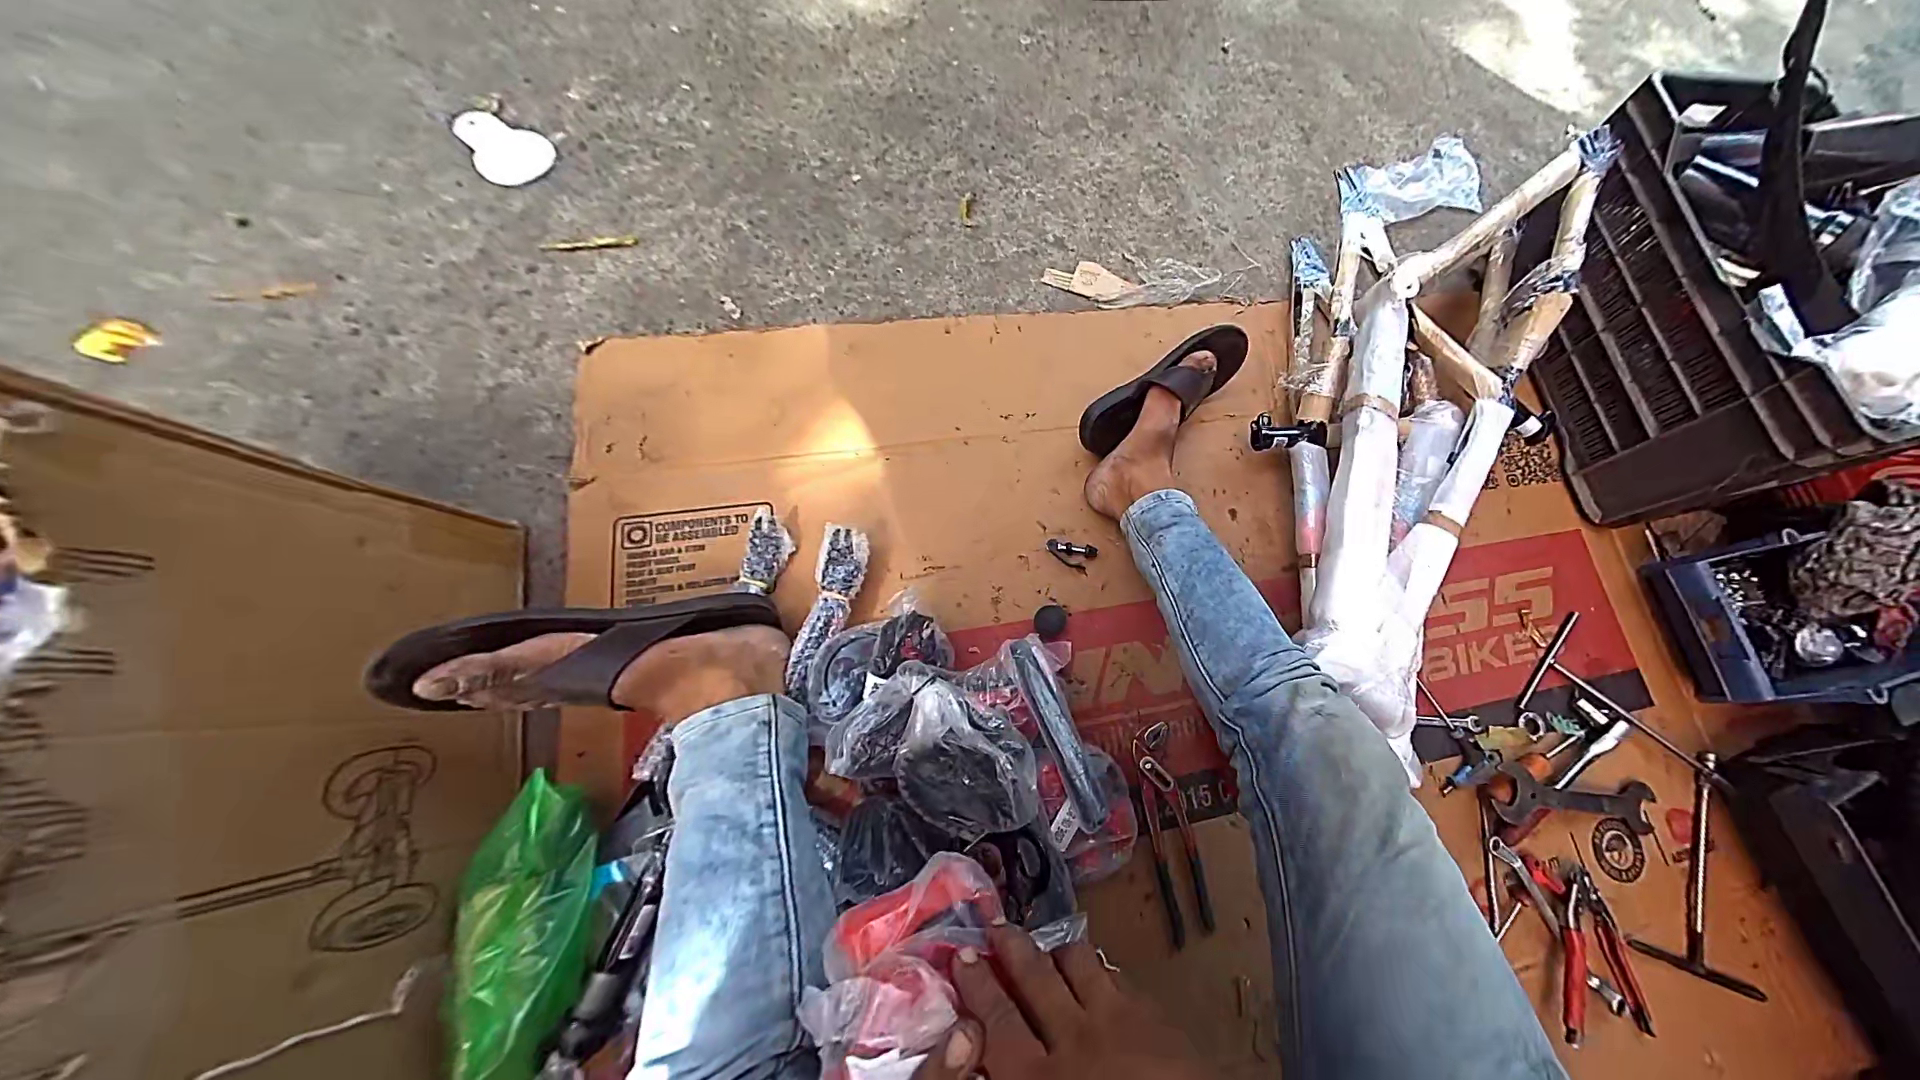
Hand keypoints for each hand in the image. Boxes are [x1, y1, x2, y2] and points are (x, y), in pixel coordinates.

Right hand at [911, 922, 1213, 1079]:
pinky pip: (1117, 975)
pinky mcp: (1153, 1015)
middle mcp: (1073, 1038)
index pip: (996, 1020)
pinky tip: (1097, 969)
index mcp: (1040, 1077)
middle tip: (994, 923)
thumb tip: (990, 1060)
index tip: (961, 954)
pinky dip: (1100, 968)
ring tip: (1047, 945)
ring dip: (1058, 951)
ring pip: (1077, 963)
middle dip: (1010, 947)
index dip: (976, 985)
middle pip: (1033, 978)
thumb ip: (1021, 1079)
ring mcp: (1116, 1019)